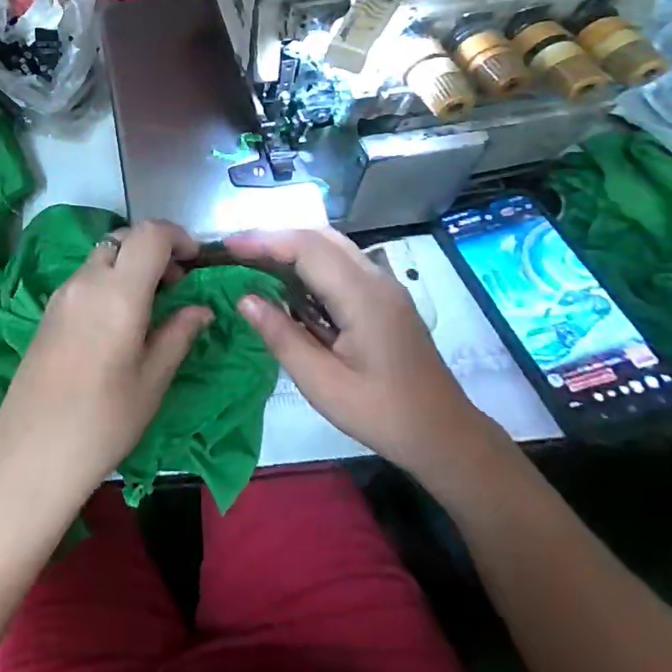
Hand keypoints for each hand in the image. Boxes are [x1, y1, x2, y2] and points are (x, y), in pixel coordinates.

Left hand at [0, 219, 212, 502]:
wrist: (31, 451)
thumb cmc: (103, 420)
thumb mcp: (152, 380)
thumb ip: (178, 334)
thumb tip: (200, 309)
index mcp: (118, 292)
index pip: (150, 234)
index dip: (178, 236)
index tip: (195, 261)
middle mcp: (86, 281)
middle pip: (123, 239)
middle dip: (154, 250)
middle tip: (176, 287)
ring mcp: (62, 295)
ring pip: (101, 257)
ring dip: (130, 266)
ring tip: (150, 308)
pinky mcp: (48, 311)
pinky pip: (85, 278)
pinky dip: (109, 281)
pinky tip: (119, 321)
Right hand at [227, 228, 499, 473]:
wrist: (444, 435)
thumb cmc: (382, 414)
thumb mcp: (323, 383)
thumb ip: (281, 336)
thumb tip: (244, 298)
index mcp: (363, 297)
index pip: (307, 247)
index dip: (264, 240)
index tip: (227, 246)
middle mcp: (377, 280)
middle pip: (320, 237)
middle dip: (274, 237)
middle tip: (235, 251)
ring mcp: (384, 287)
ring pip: (332, 247)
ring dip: (291, 247)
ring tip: (252, 261)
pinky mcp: (384, 299)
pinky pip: (341, 265)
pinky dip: (309, 263)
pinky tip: (287, 282)